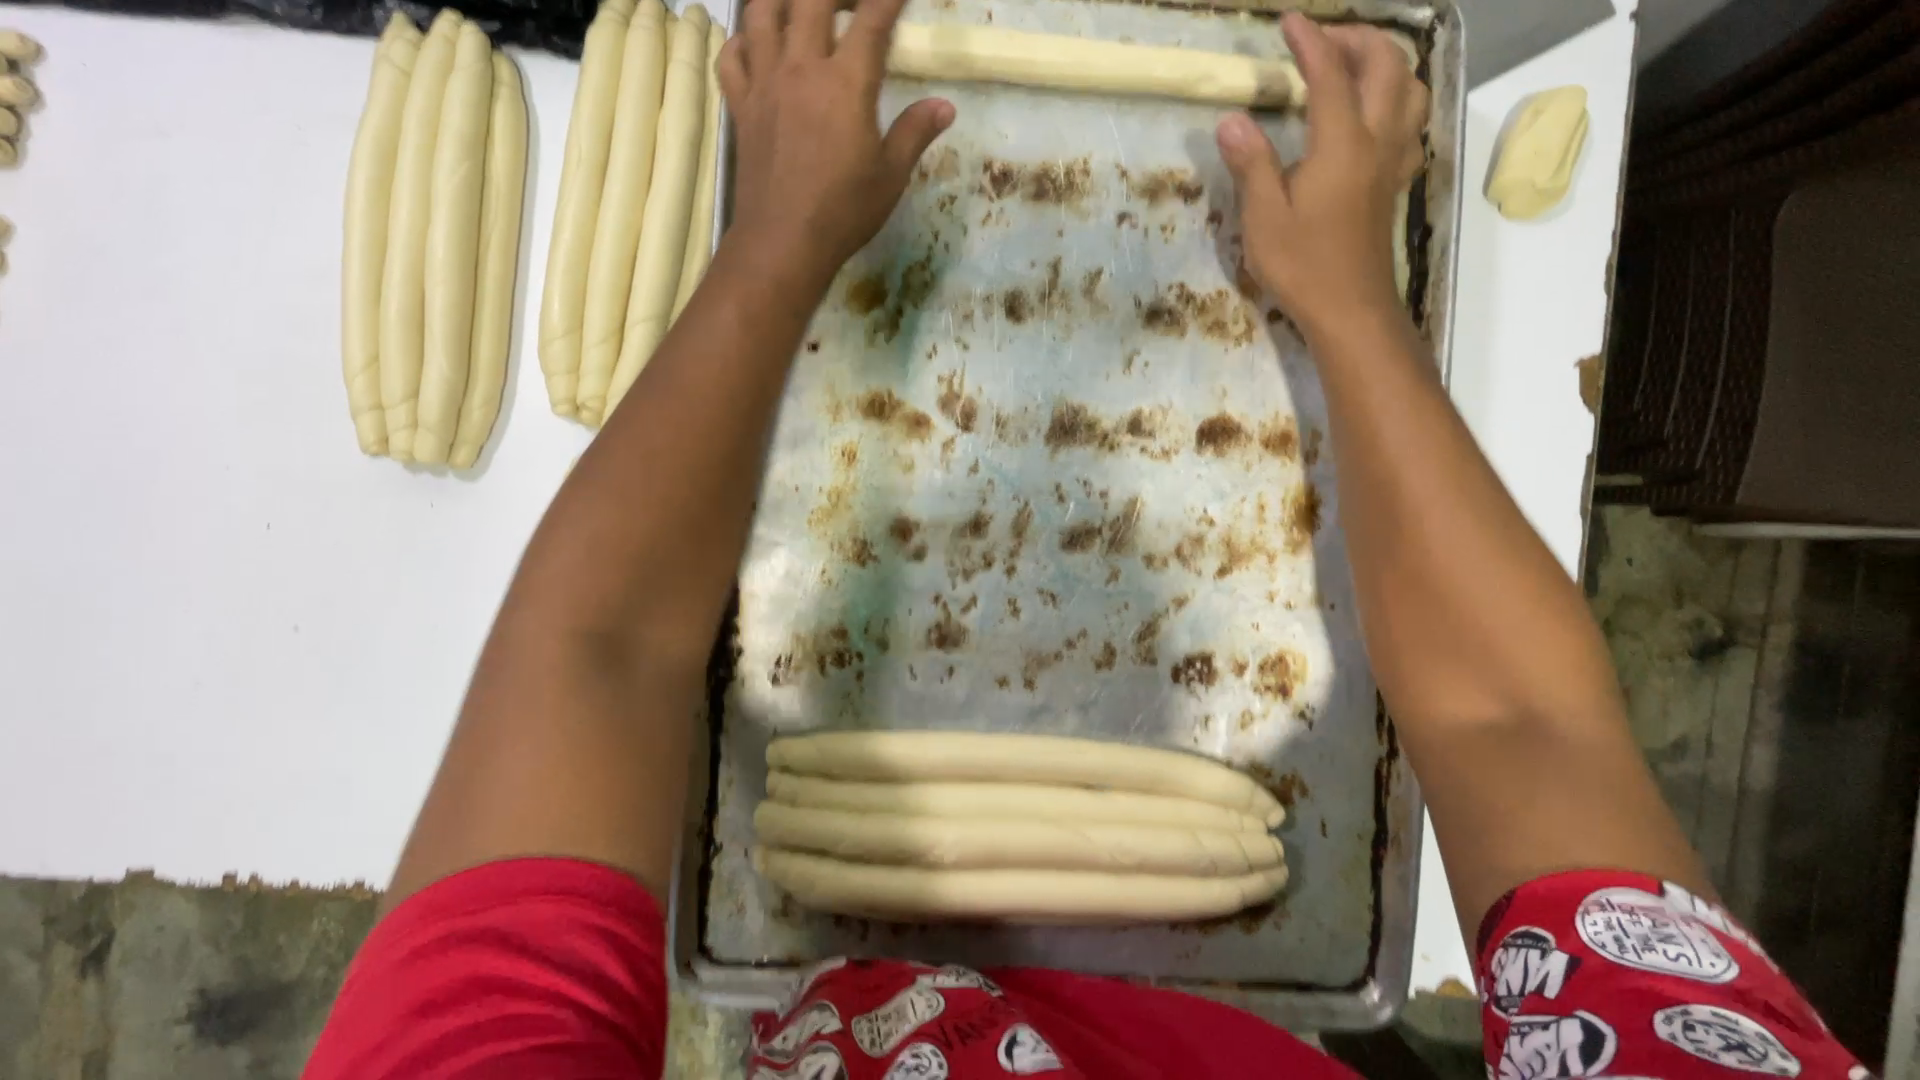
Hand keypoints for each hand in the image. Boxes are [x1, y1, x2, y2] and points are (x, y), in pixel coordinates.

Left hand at [718, 0, 954, 284]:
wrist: (783, 242)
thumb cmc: (844, 212)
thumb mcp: (891, 176)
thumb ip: (915, 132)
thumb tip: (945, 106)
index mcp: (846, 84)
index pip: (872, 20)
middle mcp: (801, 69)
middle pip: (812, 0)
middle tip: (853, 2)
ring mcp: (765, 84)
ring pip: (762, 12)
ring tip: (801, 7)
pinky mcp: (741, 107)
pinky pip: (731, 56)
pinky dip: (742, 39)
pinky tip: (756, 44)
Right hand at [1217, 14, 1427, 342]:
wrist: (1350, 307)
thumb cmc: (1303, 265)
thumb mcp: (1263, 218)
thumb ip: (1252, 164)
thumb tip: (1231, 120)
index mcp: (1342, 144)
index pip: (1330, 75)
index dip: (1310, 41)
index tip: (1289, 22)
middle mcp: (1377, 140)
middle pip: (1386, 65)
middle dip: (1357, 39)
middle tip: (1321, 41)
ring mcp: (1392, 161)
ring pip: (1410, 87)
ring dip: (1386, 62)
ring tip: (1352, 66)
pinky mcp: (1395, 181)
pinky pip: (1410, 121)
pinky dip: (1396, 98)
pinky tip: (1371, 113)